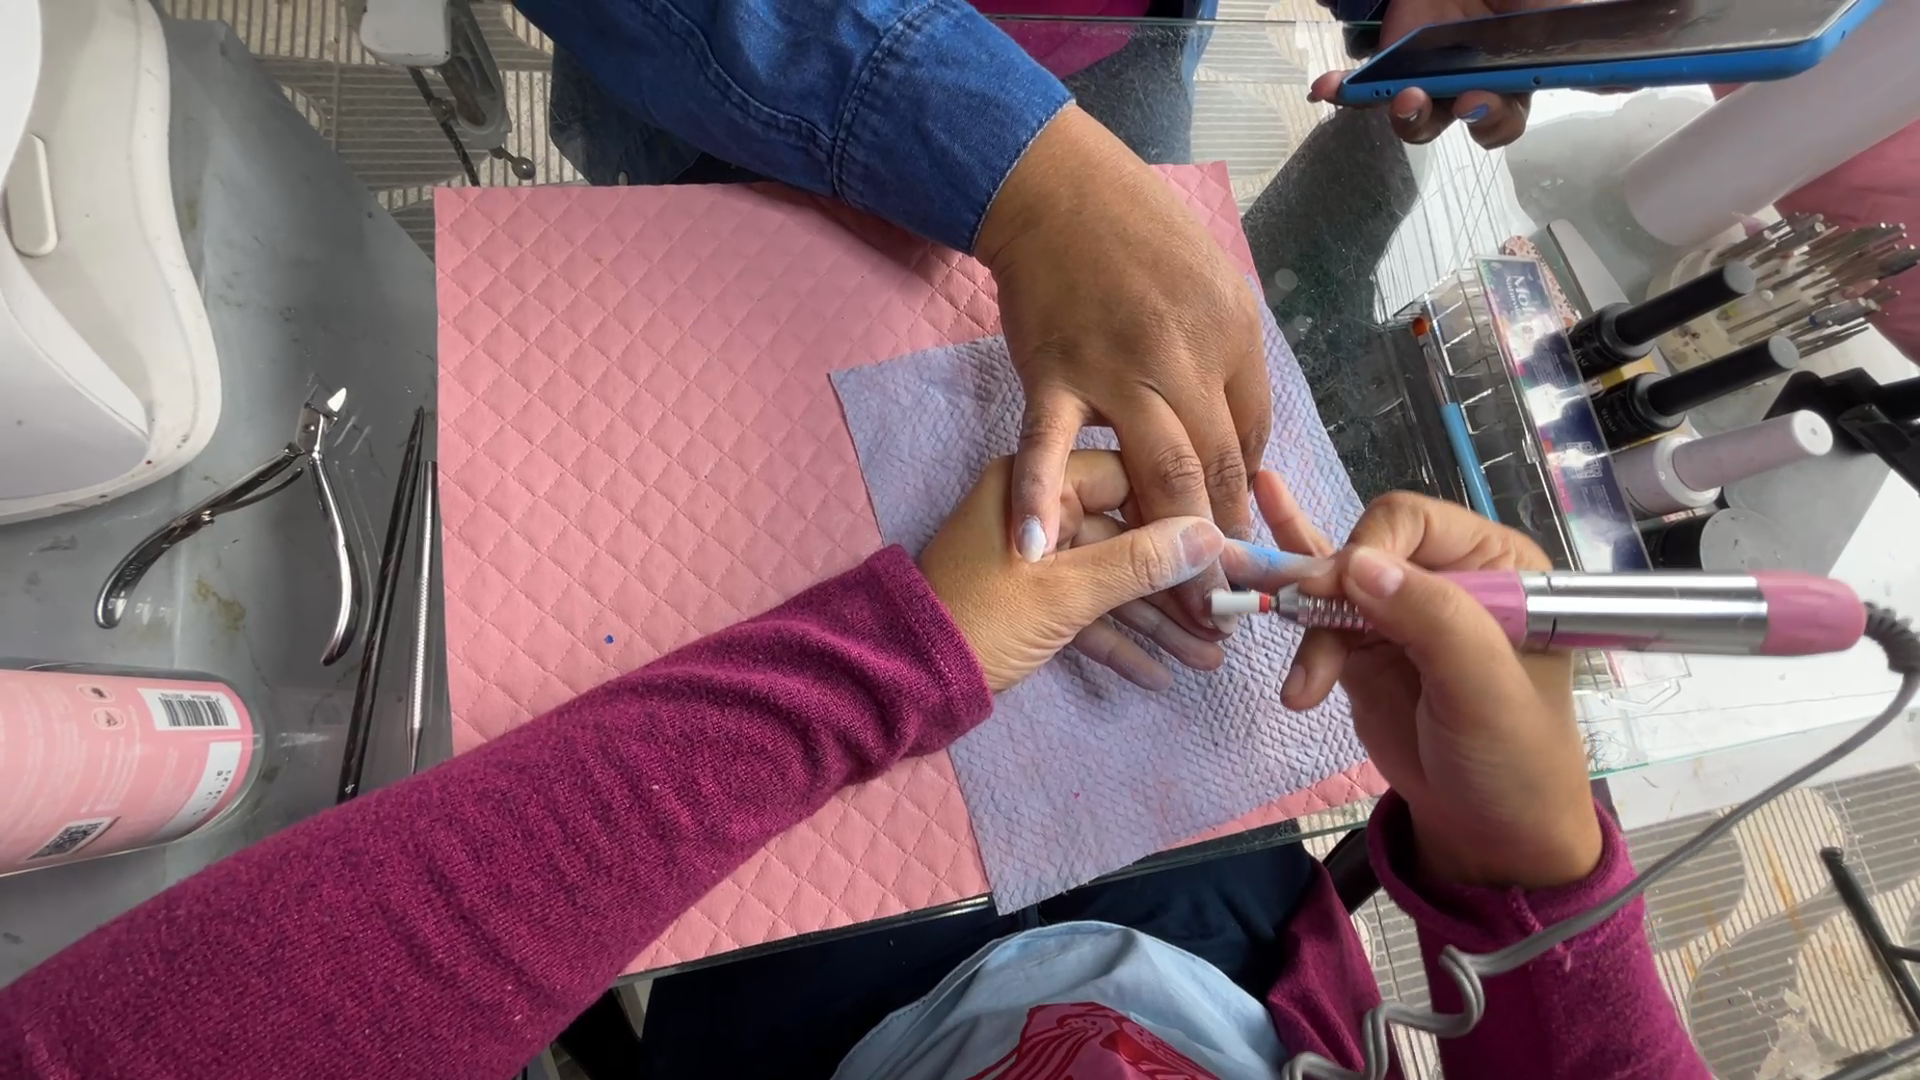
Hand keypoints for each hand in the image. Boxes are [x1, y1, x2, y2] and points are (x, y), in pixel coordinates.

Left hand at [920, 451, 1226, 691]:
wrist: (909, 678)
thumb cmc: (982, 619)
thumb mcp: (1064, 592)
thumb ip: (1139, 562)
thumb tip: (1213, 536)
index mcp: (1035, 484)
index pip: (1127, 480)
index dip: (1180, 515)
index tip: (1229, 551)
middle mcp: (1038, 512)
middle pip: (1125, 539)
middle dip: (1174, 585)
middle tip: (1227, 616)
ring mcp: (1036, 559)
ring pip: (1109, 582)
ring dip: (1154, 621)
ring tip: (1209, 657)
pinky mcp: (1031, 600)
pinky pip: (1083, 613)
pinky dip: (1115, 641)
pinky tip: (1160, 673)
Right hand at [974, 105, 1269, 636]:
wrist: (1064, 198)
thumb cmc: (1146, 247)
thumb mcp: (1221, 298)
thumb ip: (1235, 379)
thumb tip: (1244, 458)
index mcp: (1231, 344)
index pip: (1247, 449)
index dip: (1247, 514)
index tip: (1241, 564)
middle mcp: (1184, 362)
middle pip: (1213, 473)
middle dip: (1222, 552)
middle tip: (1224, 616)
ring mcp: (1115, 370)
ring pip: (1152, 470)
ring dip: (1162, 548)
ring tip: (1173, 614)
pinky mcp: (1052, 375)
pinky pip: (1047, 444)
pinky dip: (1040, 496)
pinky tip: (1035, 552)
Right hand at [1223, 475, 1597, 887]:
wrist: (1484, 827)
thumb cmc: (1510, 759)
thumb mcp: (1484, 692)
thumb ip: (1432, 619)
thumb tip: (1353, 563)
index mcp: (1496, 564)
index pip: (1411, 523)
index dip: (1366, 548)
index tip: (1330, 592)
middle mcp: (1443, 574)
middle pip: (1359, 549)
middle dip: (1325, 589)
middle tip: (1302, 626)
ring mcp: (1396, 608)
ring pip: (1328, 583)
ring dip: (1302, 619)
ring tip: (1296, 673)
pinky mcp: (1360, 641)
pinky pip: (1316, 613)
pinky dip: (1288, 611)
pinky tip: (1255, 562)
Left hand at [1309, 0, 1564, 148]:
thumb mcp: (1551, 6)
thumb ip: (1578, 30)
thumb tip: (1640, 61)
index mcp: (1503, 83)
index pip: (1499, 123)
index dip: (1493, 122)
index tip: (1486, 104)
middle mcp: (1457, 91)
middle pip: (1447, 123)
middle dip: (1448, 115)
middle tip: (1459, 98)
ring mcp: (1417, 83)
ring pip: (1405, 117)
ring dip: (1402, 112)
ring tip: (1402, 94)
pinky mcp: (1381, 71)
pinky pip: (1356, 89)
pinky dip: (1340, 88)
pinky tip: (1324, 87)